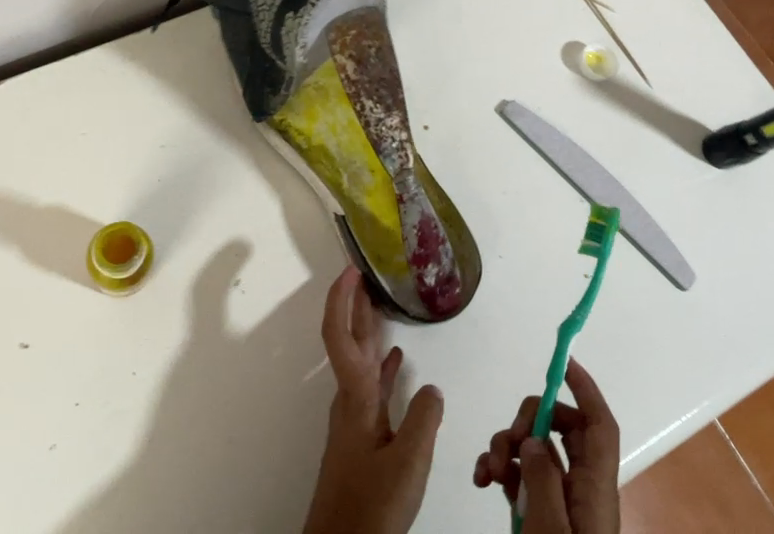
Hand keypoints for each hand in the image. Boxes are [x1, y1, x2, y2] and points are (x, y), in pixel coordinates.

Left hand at [302, 266, 444, 533]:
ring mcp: (355, 415)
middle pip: (349, 340)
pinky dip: (385, 366)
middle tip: (368, 271)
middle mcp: (350, 399)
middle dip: (356, 303)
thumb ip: (423, 421)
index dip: (342, 299)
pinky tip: (399, 360)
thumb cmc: (371, 503)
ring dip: (370, 329)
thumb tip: (433, 389)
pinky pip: (373, 385)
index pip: (340, 335)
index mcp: (355, 397)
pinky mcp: (363, 433)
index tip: (351, 270)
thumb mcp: (407, 463)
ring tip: (385, 302)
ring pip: (362, 360)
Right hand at [471, 359, 620, 533]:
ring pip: (535, 450)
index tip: (563, 362)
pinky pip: (522, 476)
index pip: (599, 426)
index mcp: (595, 488)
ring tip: (487, 471)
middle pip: (561, 430)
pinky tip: (483, 482)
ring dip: (506, 448)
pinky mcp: (541, 513)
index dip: (586, 390)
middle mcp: (581, 488)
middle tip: (507, 438)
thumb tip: (532, 439)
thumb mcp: (549, 528)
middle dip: (529, 421)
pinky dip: (501, 471)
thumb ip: (541, 478)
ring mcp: (560, 500)